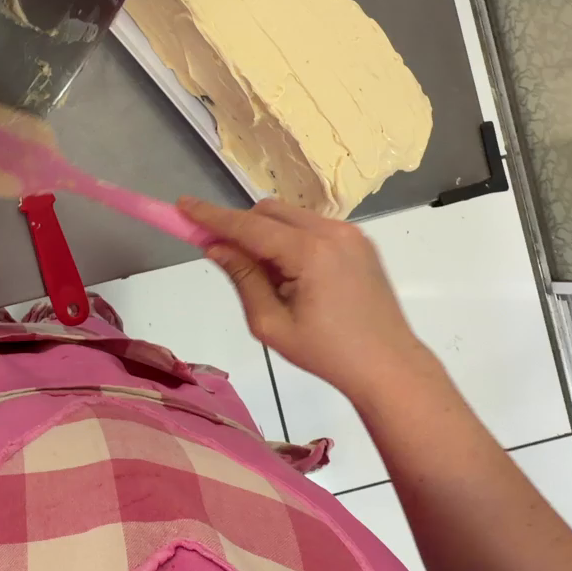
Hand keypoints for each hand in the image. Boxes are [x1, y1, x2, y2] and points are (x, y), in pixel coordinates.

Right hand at [179, 197, 437, 402]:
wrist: (389, 364)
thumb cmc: (326, 352)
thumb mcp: (270, 323)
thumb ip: (242, 278)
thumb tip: (215, 247)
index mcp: (309, 252)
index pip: (248, 226)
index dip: (211, 216)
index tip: (182, 205)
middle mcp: (332, 232)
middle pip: (268, 212)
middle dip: (240, 227)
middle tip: (223, 255)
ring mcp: (350, 234)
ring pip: (289, 216)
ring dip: (265, 234)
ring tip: (265, 276)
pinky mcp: (359, 242)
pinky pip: (310, 226)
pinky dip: (289, 239)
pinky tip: (290, 274)